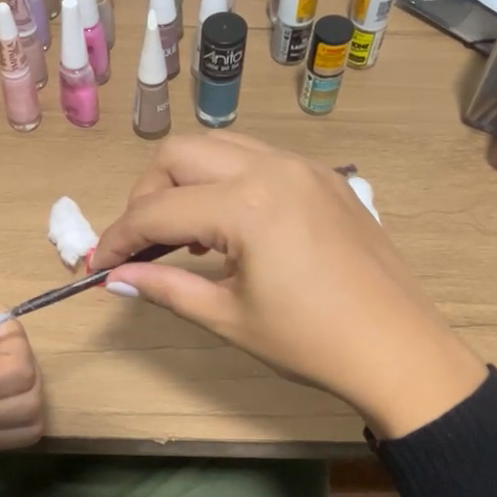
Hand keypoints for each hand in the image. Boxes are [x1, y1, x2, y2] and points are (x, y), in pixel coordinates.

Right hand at [91, 135, 486, 438]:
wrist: (397, 348)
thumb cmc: (310, 342)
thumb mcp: (229, 318)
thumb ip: (166, 287)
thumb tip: (116, 277)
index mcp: (248, 205)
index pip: (157, 209)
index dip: (119, 236)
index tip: (100, 263)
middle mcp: (273, 168)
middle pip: (181, 154)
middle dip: (148, 194)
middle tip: (143, 244)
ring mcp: (304, 167)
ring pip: (220, 148)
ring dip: (187, 182)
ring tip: (186, 237)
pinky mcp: (324, 178)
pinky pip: (258, 160)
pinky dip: (227, 182)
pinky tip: (231, 228)